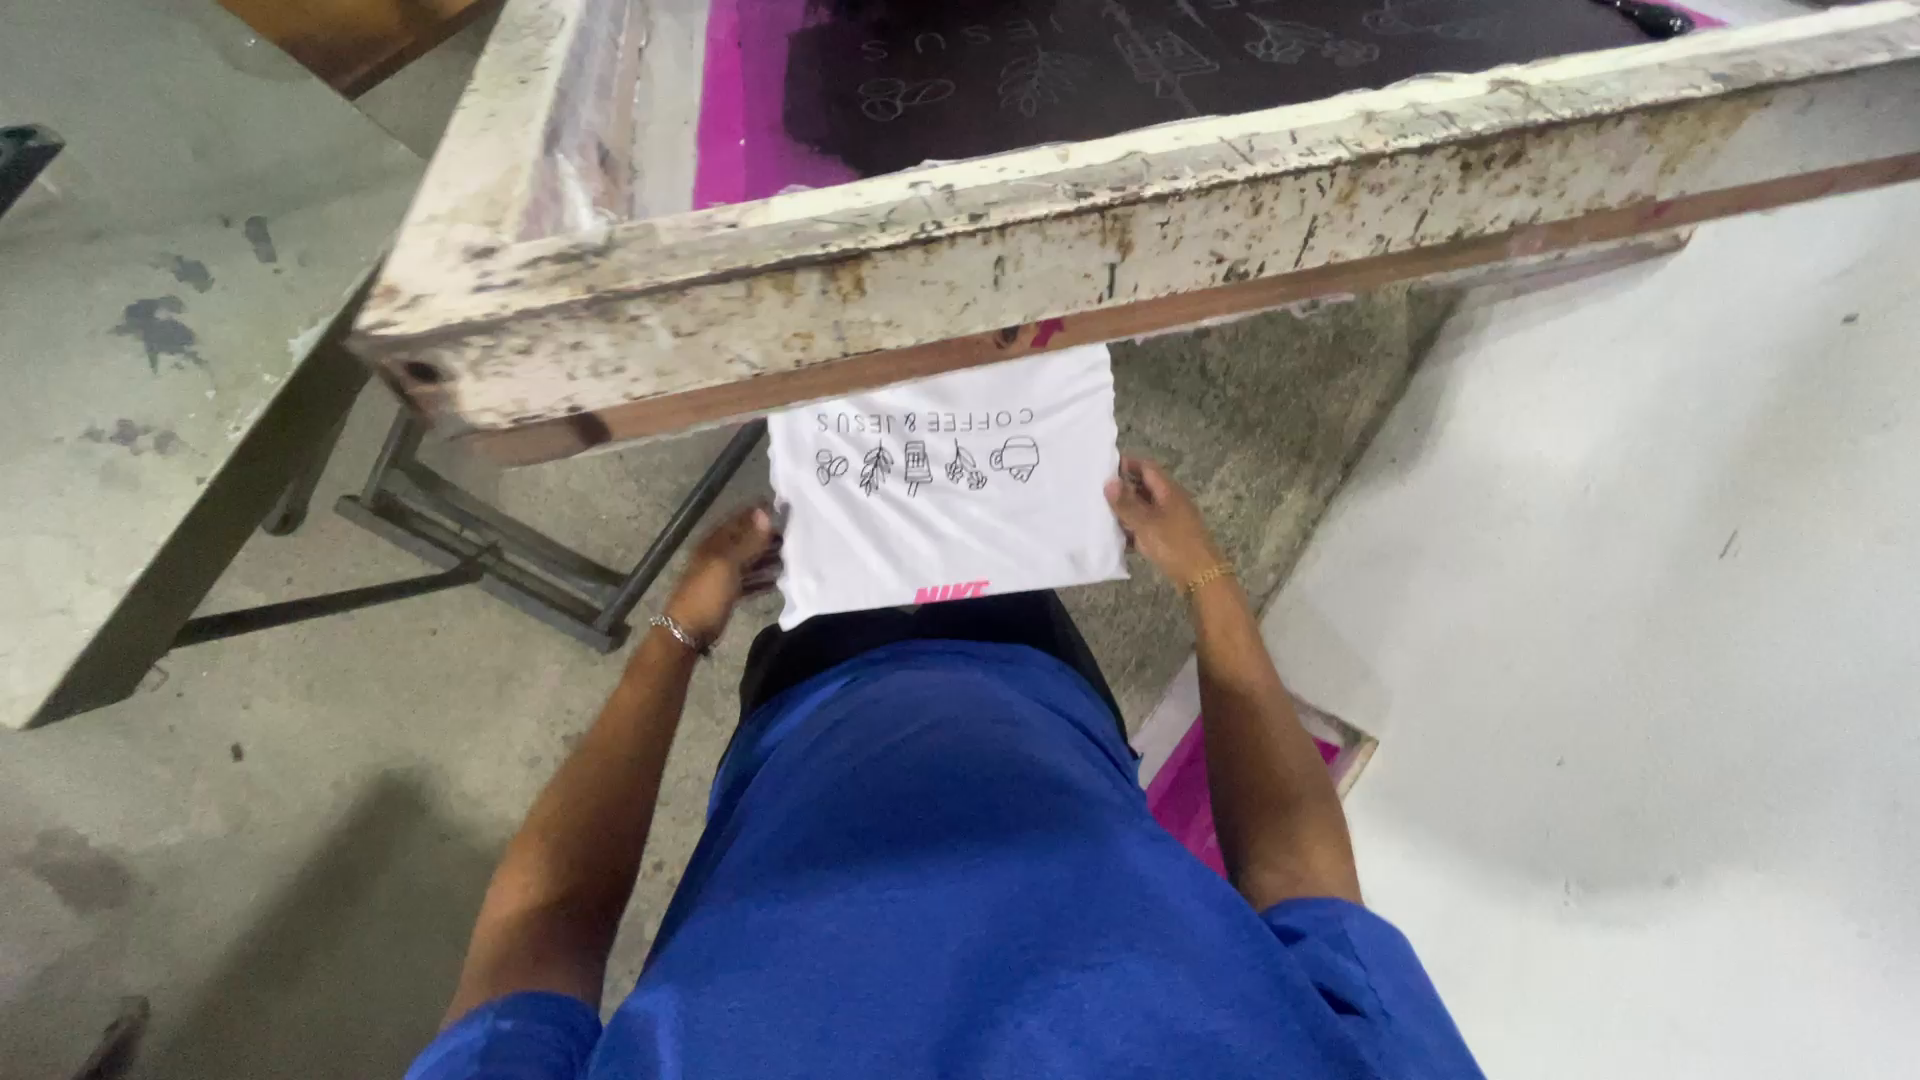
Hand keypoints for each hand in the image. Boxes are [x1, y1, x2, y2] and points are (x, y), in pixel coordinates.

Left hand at [662, 505, 780, 643]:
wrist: (688, 631)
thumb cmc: (707, 594)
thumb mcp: (729, 564)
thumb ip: (749, 541)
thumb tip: (765, 513)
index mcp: (714, 544)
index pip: (737, 520)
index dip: (755, 513)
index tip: (779, 507)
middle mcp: (717, 556)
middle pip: (744, 541)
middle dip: (766, 537)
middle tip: (791, 536)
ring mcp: (721, 576)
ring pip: (748, 561)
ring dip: (766, 559)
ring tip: (789, 558)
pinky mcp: (727, 594)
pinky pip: (748, 582)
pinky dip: (761, 580)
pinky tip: (777, 581)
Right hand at [1104, 457, 1225, 587]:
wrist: (1201, 575)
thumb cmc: (1173, 544)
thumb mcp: (1145, 523)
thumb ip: (1126, 503)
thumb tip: (1109, 482)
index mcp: (1168, 491)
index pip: (1146, 467)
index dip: (1127, 464)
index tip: (1104, 467)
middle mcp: (1170, 501)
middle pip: (1144, 487)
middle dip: (1122, 488)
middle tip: (1097, 491)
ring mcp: (1171, 519)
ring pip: (1144, 508)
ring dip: (1126, 510)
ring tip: (1101, 513)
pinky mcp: (1169, 536)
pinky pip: (1147, 526)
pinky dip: (1133, 528)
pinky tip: (1117, 537)